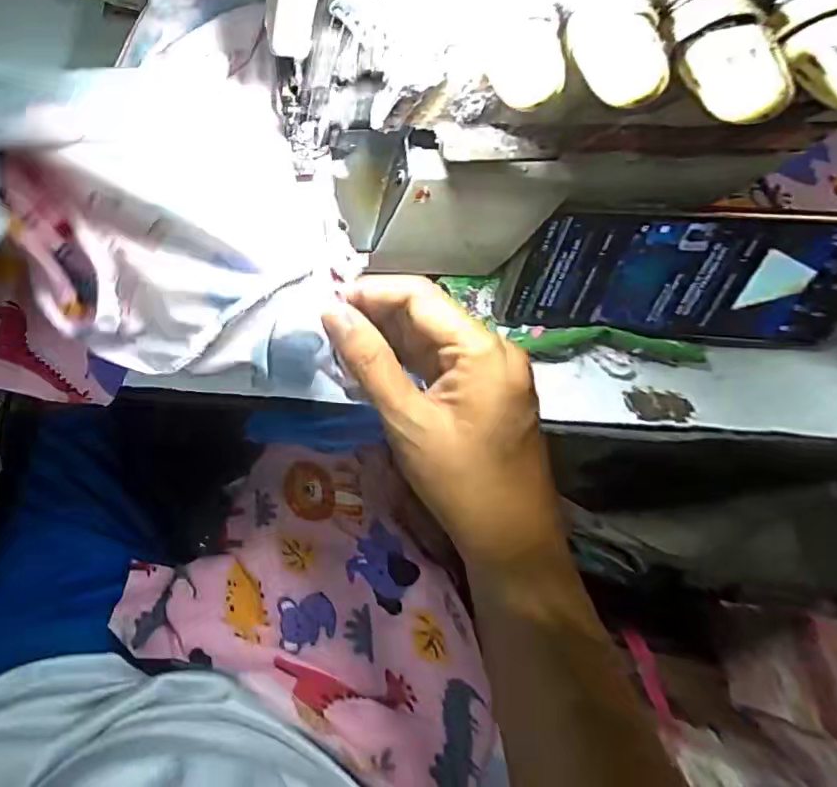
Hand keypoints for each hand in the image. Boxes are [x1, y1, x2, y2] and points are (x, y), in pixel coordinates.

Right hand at [322, 275, 563, 573]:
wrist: (511, 544)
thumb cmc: (461, 481)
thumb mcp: (406, 418)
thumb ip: (368, 360)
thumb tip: (332, 311)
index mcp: (482, 351)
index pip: (419, 296)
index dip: (370, 291)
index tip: (326, 302)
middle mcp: (490, 350)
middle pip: (423, 310)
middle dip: (372, 311)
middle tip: (325, 321)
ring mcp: (486, 371)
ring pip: (424, 334)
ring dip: (381, 333)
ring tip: (337, 339)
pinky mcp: (477, 390)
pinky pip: (431, 358)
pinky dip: (397, 356)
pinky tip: (365, 361)